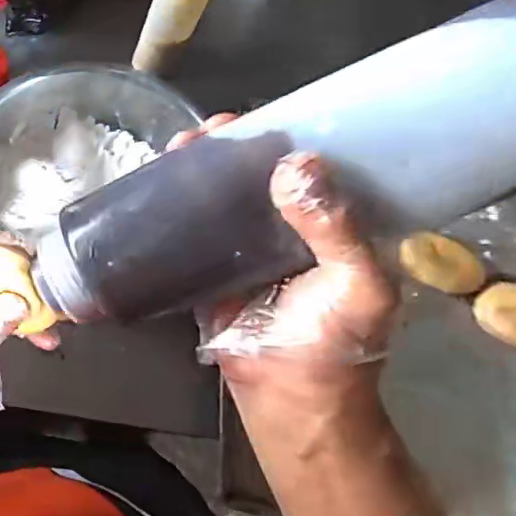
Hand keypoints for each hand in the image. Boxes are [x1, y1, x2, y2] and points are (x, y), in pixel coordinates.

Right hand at [168, 116, 396, 418]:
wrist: (286, 396)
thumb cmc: (335, 342)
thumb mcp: (357, 284)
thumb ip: (334, 228)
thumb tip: (296, 163)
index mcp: (333, 227)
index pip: (311, 170)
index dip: (287, 139)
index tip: (263, 120)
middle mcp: (287, 229)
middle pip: (257, 176)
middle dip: (233, 148)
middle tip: (211, 130)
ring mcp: (244, 247)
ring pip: (220, 197)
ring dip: (200, 170)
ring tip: (179, 146)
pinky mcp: (208, 266)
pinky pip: (191, 229)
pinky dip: (175, 206)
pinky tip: (158, 186)